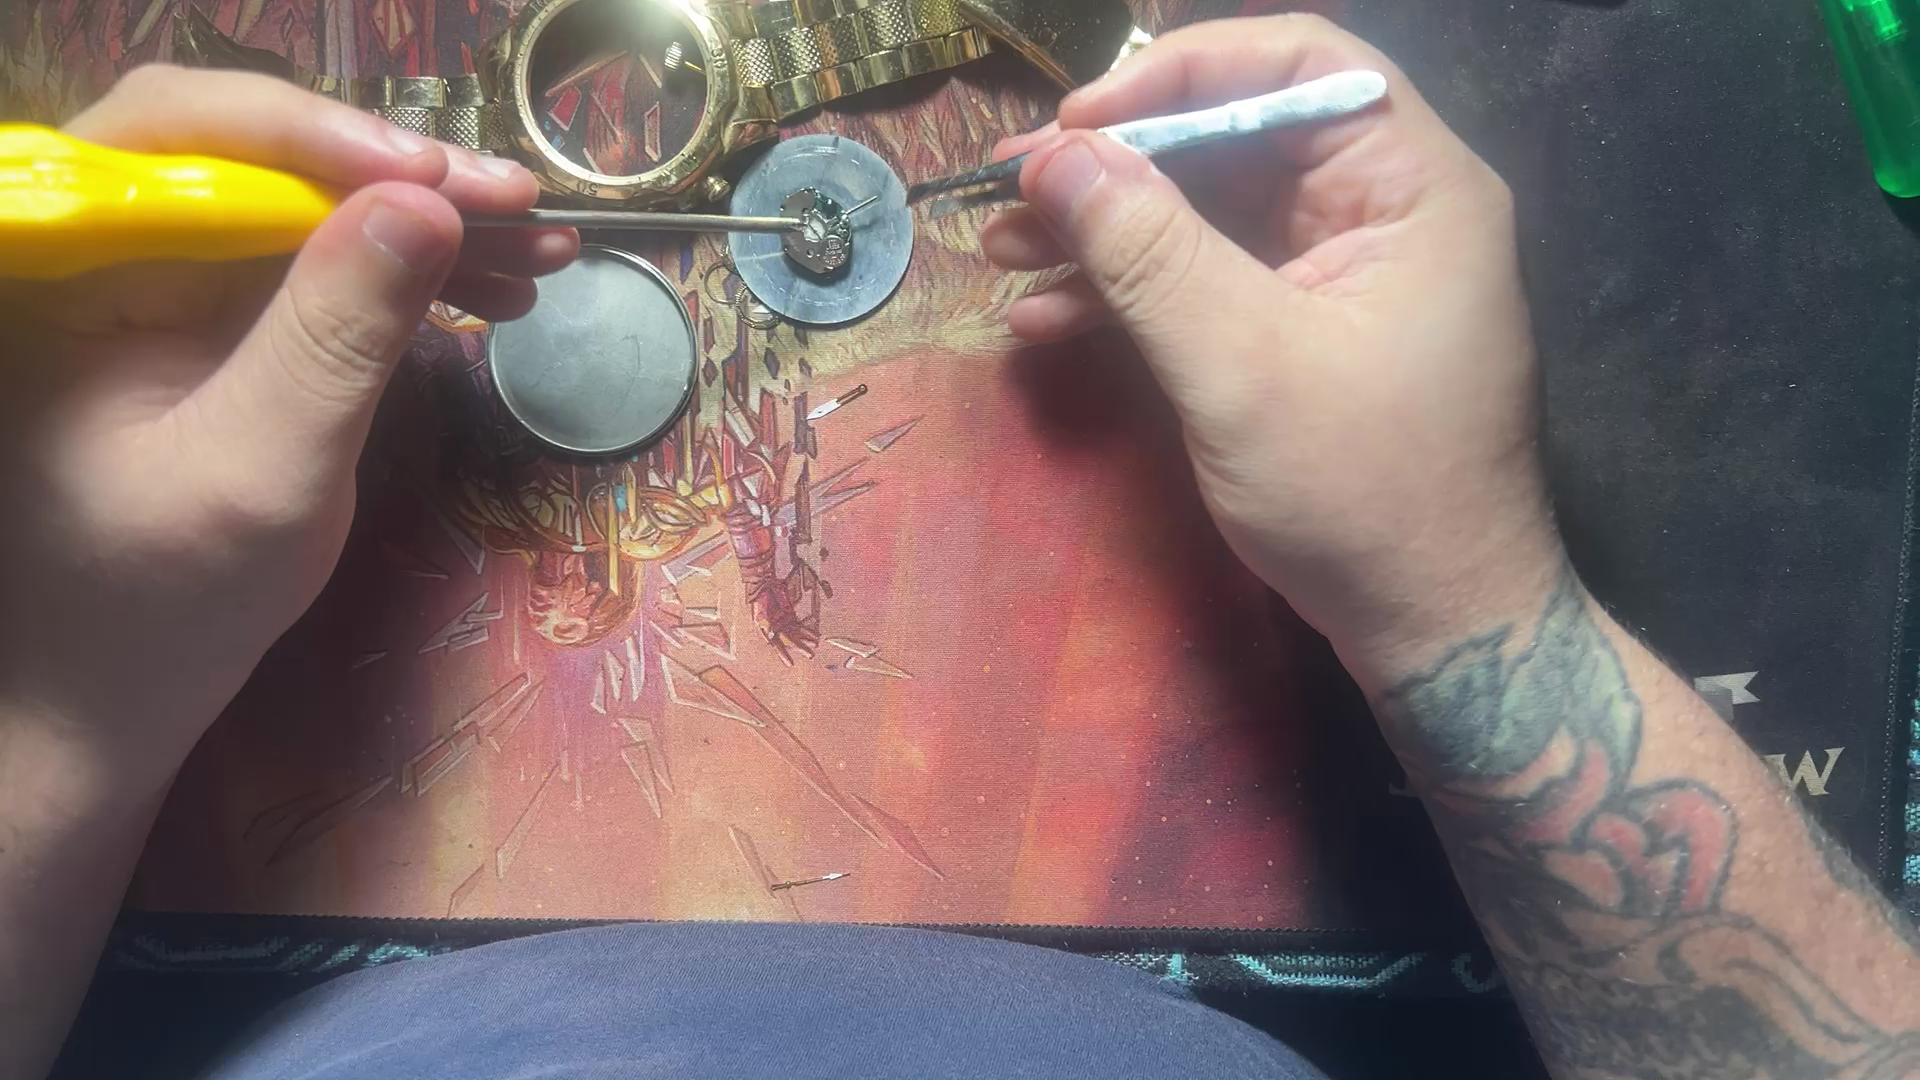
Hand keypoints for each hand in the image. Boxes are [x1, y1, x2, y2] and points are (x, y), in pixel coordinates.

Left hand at [0, 66, 577, 791]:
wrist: (124, 672)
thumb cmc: (170, 589)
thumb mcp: (268, 462)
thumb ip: (338, 333)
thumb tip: (426, 209)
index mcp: (63, 261)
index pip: (192, 138)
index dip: (332, 142)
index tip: (458, 185)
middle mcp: (113, 249)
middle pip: (272, 166)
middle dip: (413, 185)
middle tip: (530, 212)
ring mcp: (177, 287)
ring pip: (321, 217)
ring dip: (440, 232)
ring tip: (545, 254)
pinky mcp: (234, 326)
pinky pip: (336, 274)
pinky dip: (424, 280)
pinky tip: (497, 296)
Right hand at [981, 15, 1564, 672]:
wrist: (1418, 617)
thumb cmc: (1355, 490)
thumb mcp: (1242, 364)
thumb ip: (1149, 255)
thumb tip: (1056, 160)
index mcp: (1403, 185)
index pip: (1289, 70)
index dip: (1171, 80)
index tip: (1069, 127)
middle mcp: (1368, 215)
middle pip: (1225, 151)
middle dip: (1111, 173)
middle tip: (1008, 196)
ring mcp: (1321, 282)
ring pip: (1196, 226)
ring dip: (1098, 241)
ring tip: (1004, 257)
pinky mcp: (1283, 339)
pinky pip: (1194, 294)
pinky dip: (1121, 304)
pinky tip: (1047, 320)